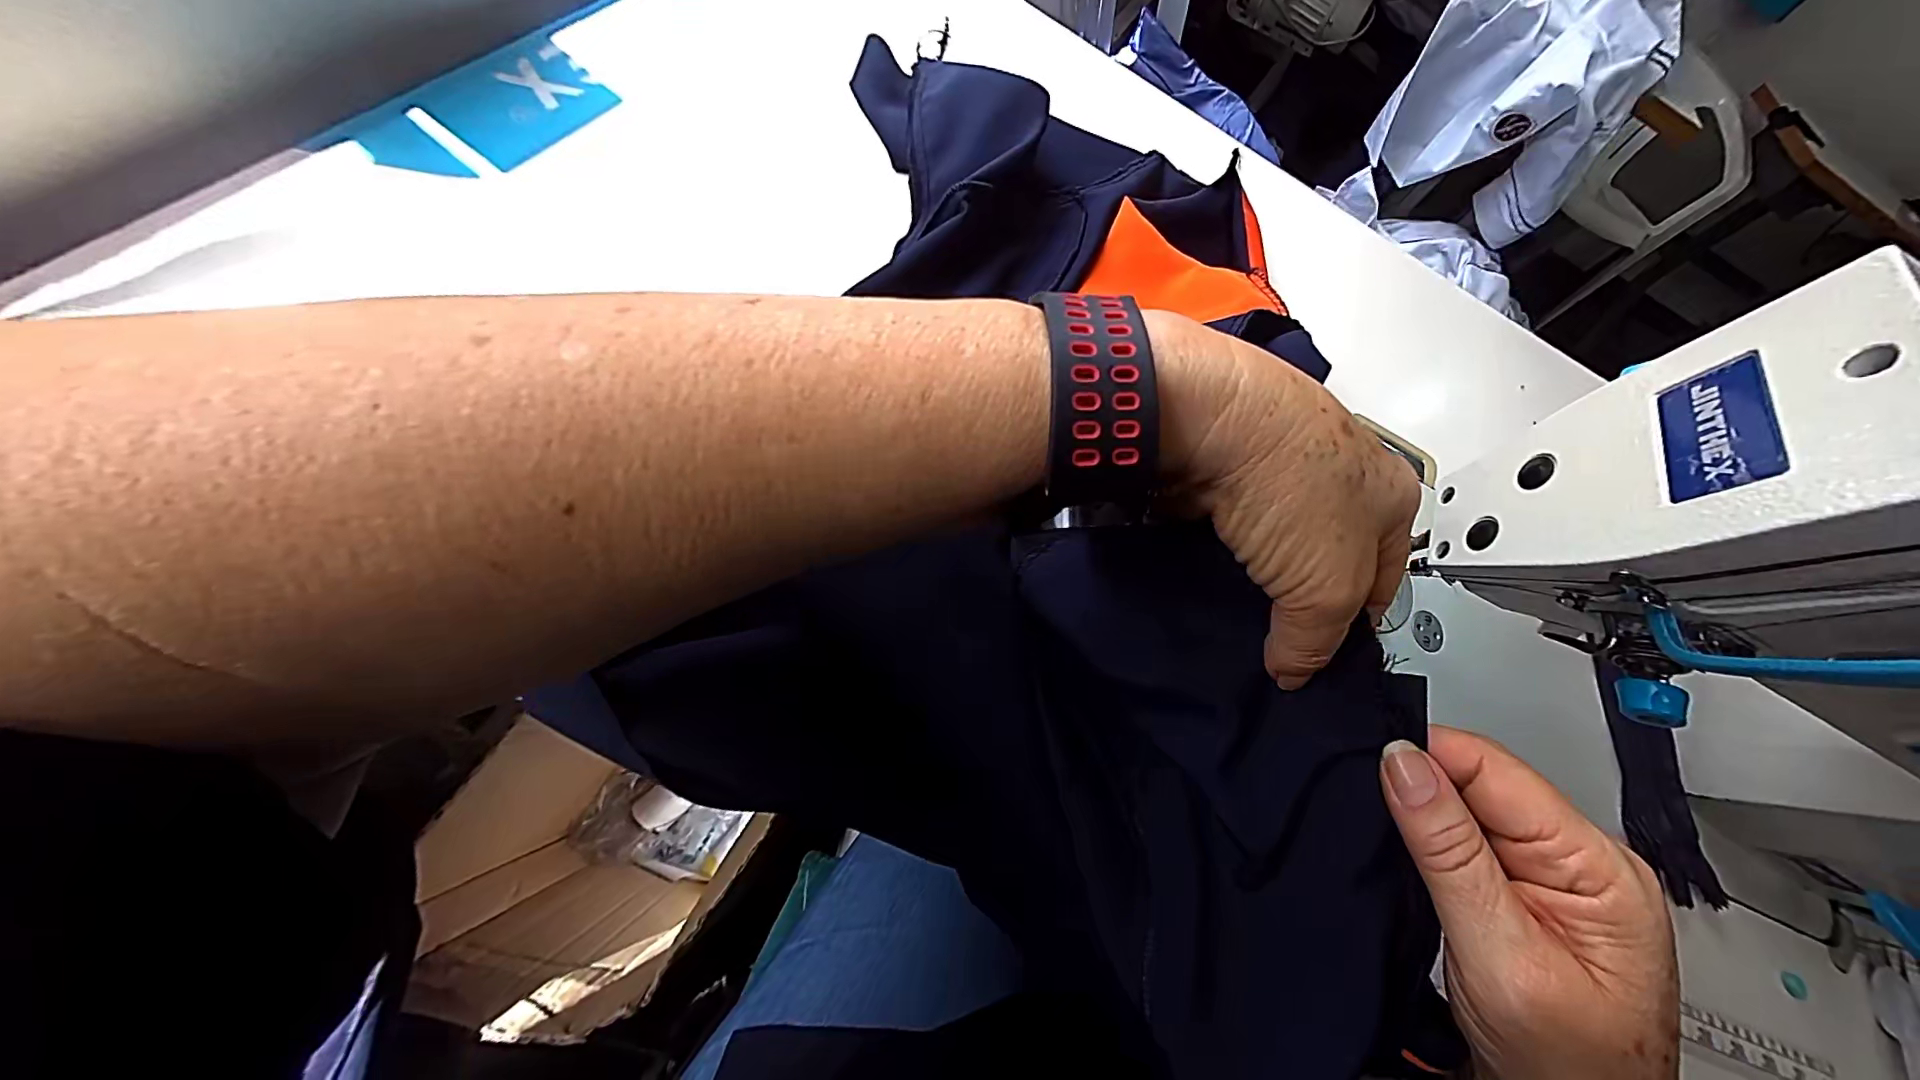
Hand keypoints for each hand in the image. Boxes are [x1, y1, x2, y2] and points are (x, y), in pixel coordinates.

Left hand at [1148, 310, 1419, 687]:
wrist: (1213, 420)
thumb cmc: (1291, 478)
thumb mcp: (1328, 585)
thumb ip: (1315, 639)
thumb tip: (1294, 670)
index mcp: (1391, 496)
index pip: (1386, 581)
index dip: (1356, 625)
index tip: (1327, 656)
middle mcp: (1336, 476)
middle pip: (1326, 558)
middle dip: (1299, 598)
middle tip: (1275, 634)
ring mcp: (1278, 467)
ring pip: (1272, 541)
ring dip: (1254, 572)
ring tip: (1234, 604)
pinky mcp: (1226, 468)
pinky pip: (1228, 524)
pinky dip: (1218, 548)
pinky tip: (1206, 569)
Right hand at [1380, 727, 1678, 1079]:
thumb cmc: (1564, 1061)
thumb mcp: (1495, 951)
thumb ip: (1446, 850)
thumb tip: (1402, 762)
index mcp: (1596, 866)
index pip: (1492, 767)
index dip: (1424, 758)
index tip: (1372, 772)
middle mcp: (1577, 857)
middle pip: (1475, 778)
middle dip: (1417, 787)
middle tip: (1375, 816)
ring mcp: (1548, 870)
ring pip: (1460, 803)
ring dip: (1417, 814)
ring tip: (1394, 846)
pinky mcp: (1517, 882)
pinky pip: (1458, 833)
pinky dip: (1422, 836)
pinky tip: (1409, 854)